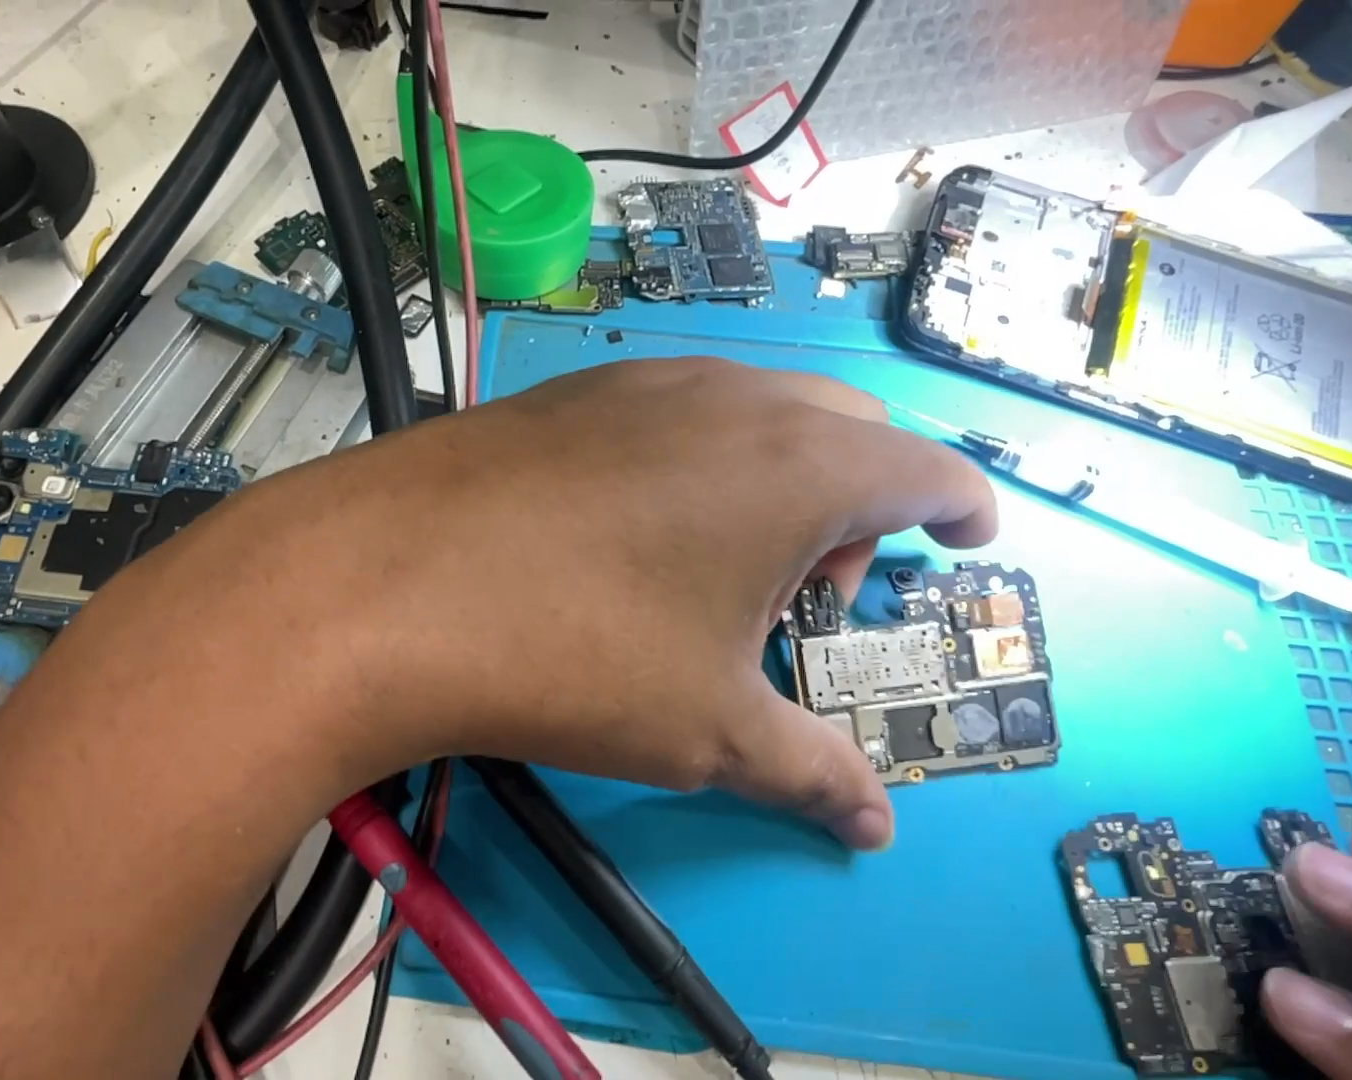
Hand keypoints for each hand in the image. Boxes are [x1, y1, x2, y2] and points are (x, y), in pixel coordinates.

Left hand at [87, 357, 996, 848]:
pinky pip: (671, 415)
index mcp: (800, 465)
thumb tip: (872, 824)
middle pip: (847, 432)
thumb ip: (807, 771)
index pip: (927, 469)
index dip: (960, 508)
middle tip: (813, 592)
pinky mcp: (568, 395)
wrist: (385, 584)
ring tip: (718, 567)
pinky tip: (632, 532)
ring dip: (774, 482)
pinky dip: (695, 463)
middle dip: (859, 508)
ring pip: (756, 417)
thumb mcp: (706, 728)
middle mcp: (732, 399)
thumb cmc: (576, 655)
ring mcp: (642, 383)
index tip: (966, 538)